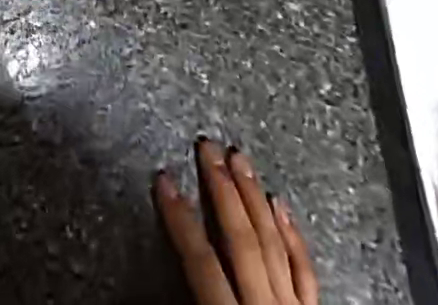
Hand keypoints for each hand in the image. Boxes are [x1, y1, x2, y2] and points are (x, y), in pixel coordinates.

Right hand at [155, 136, 318, 304]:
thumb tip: (131, 295)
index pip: (201, 262)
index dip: (179, 218)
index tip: (163, 179)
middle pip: (241, 241)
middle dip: (222, 190)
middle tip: (208, 147)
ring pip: (274, 245)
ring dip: (254, 198)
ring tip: (240, 159)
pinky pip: (307, 272)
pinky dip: (293, 235)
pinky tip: (281, 205)